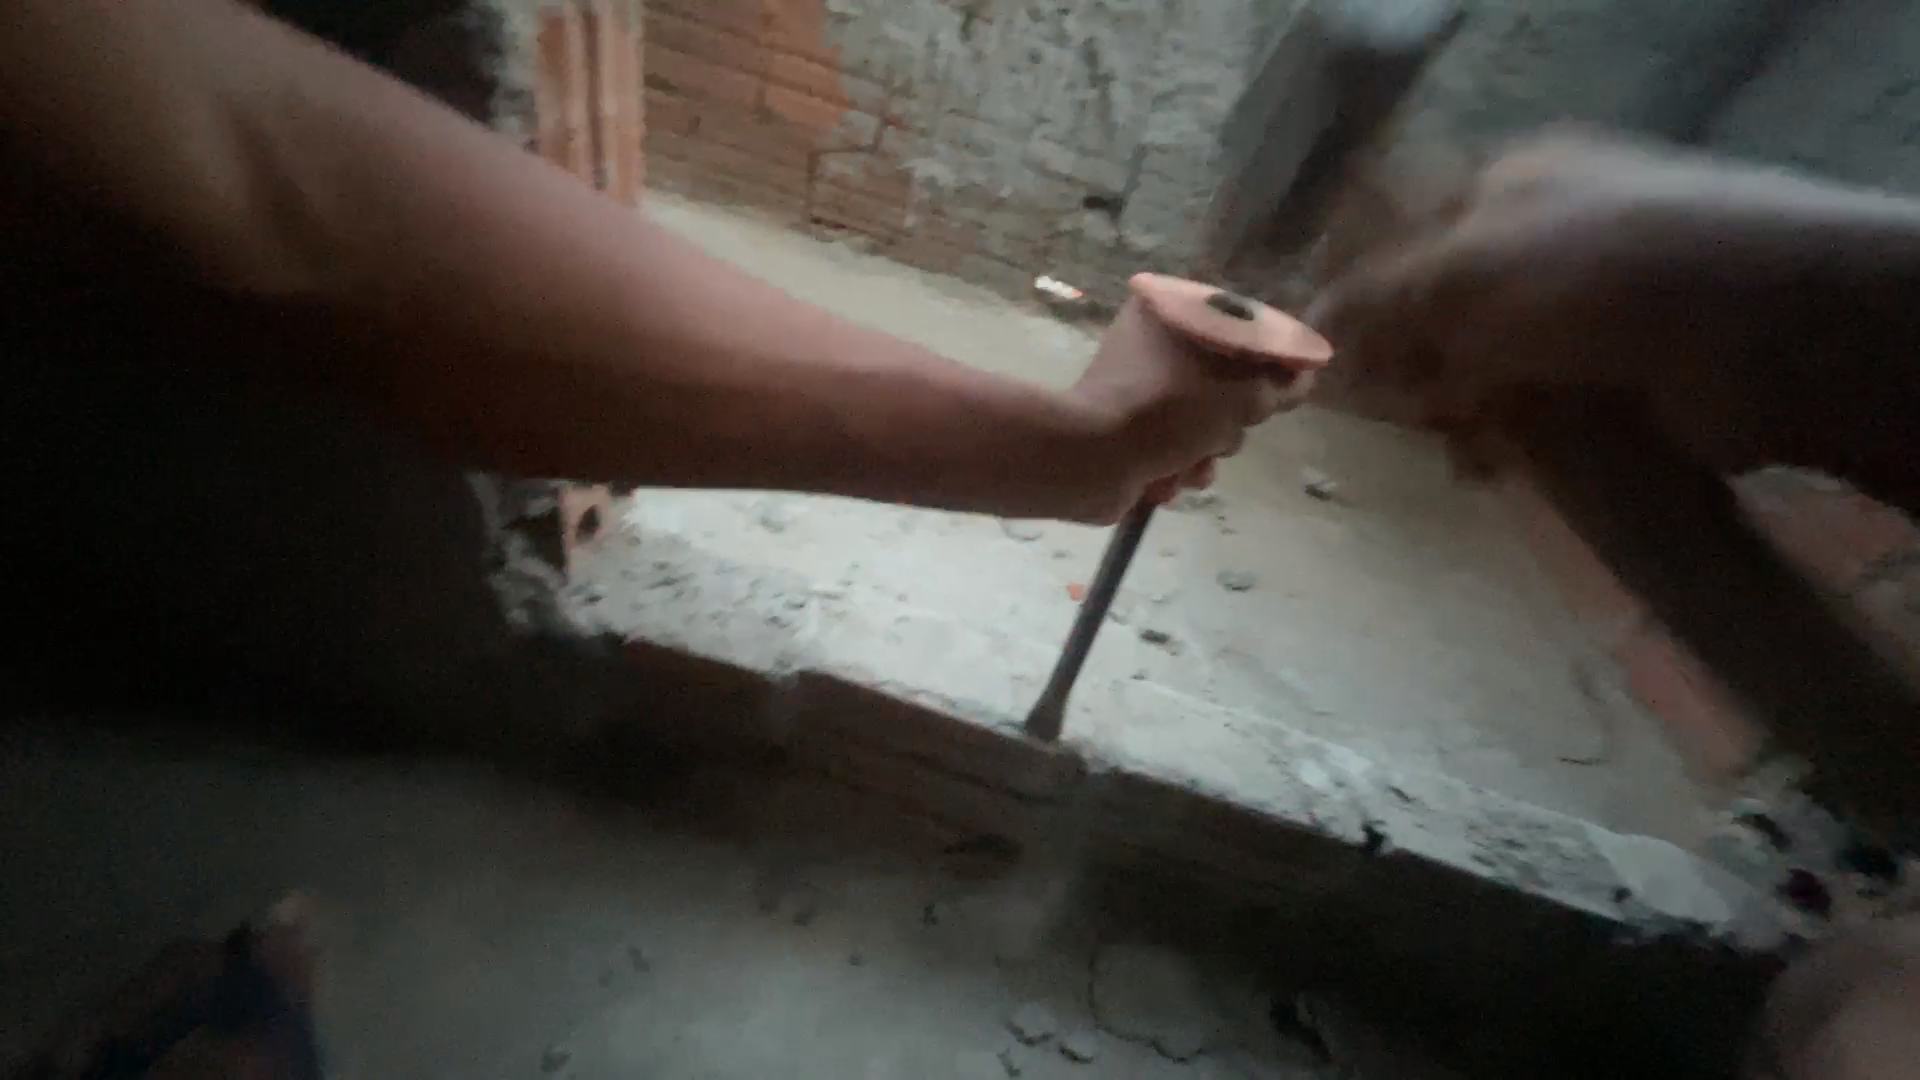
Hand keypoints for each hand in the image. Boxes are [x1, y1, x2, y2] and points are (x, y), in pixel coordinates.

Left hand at [1061, 274, 1327, 521]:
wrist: (1090, 460)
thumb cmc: (1168, 411)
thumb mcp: (1243, 391)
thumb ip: (1284, 383)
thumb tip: (1305, 377)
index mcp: (1171, 318)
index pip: (1242, 334)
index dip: (1266, 367)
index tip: (1275, 392)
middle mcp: (1153, 352)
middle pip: (1228, 390)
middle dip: (1228, 424)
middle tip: (1214, 428)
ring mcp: (1139, 400)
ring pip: (1206, 430)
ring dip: (1204, 456)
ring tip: (1184, 461)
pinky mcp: (1129, 441)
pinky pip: (1176, 457)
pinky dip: (1176, 473)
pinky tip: (1163, 481)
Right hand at [1306, 133, 1919, 479]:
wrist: (1769, 337)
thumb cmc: (1598, 275)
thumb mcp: (1462, 272)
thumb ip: (1371, 299)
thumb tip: (1298, 331)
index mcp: (1496, 194)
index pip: (1386, 246)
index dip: (1345, 300)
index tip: (1312, 355)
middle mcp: (1522, 248)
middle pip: (1417, 316)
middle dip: (1391, 364)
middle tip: (1371, 402)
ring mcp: (1558, 314)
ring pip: (1454, 371)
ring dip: (1437, 409)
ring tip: (1443, 432)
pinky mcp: (1583, 377)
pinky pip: (1501, 411)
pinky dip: (1483, 438)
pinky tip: (1481, 457)